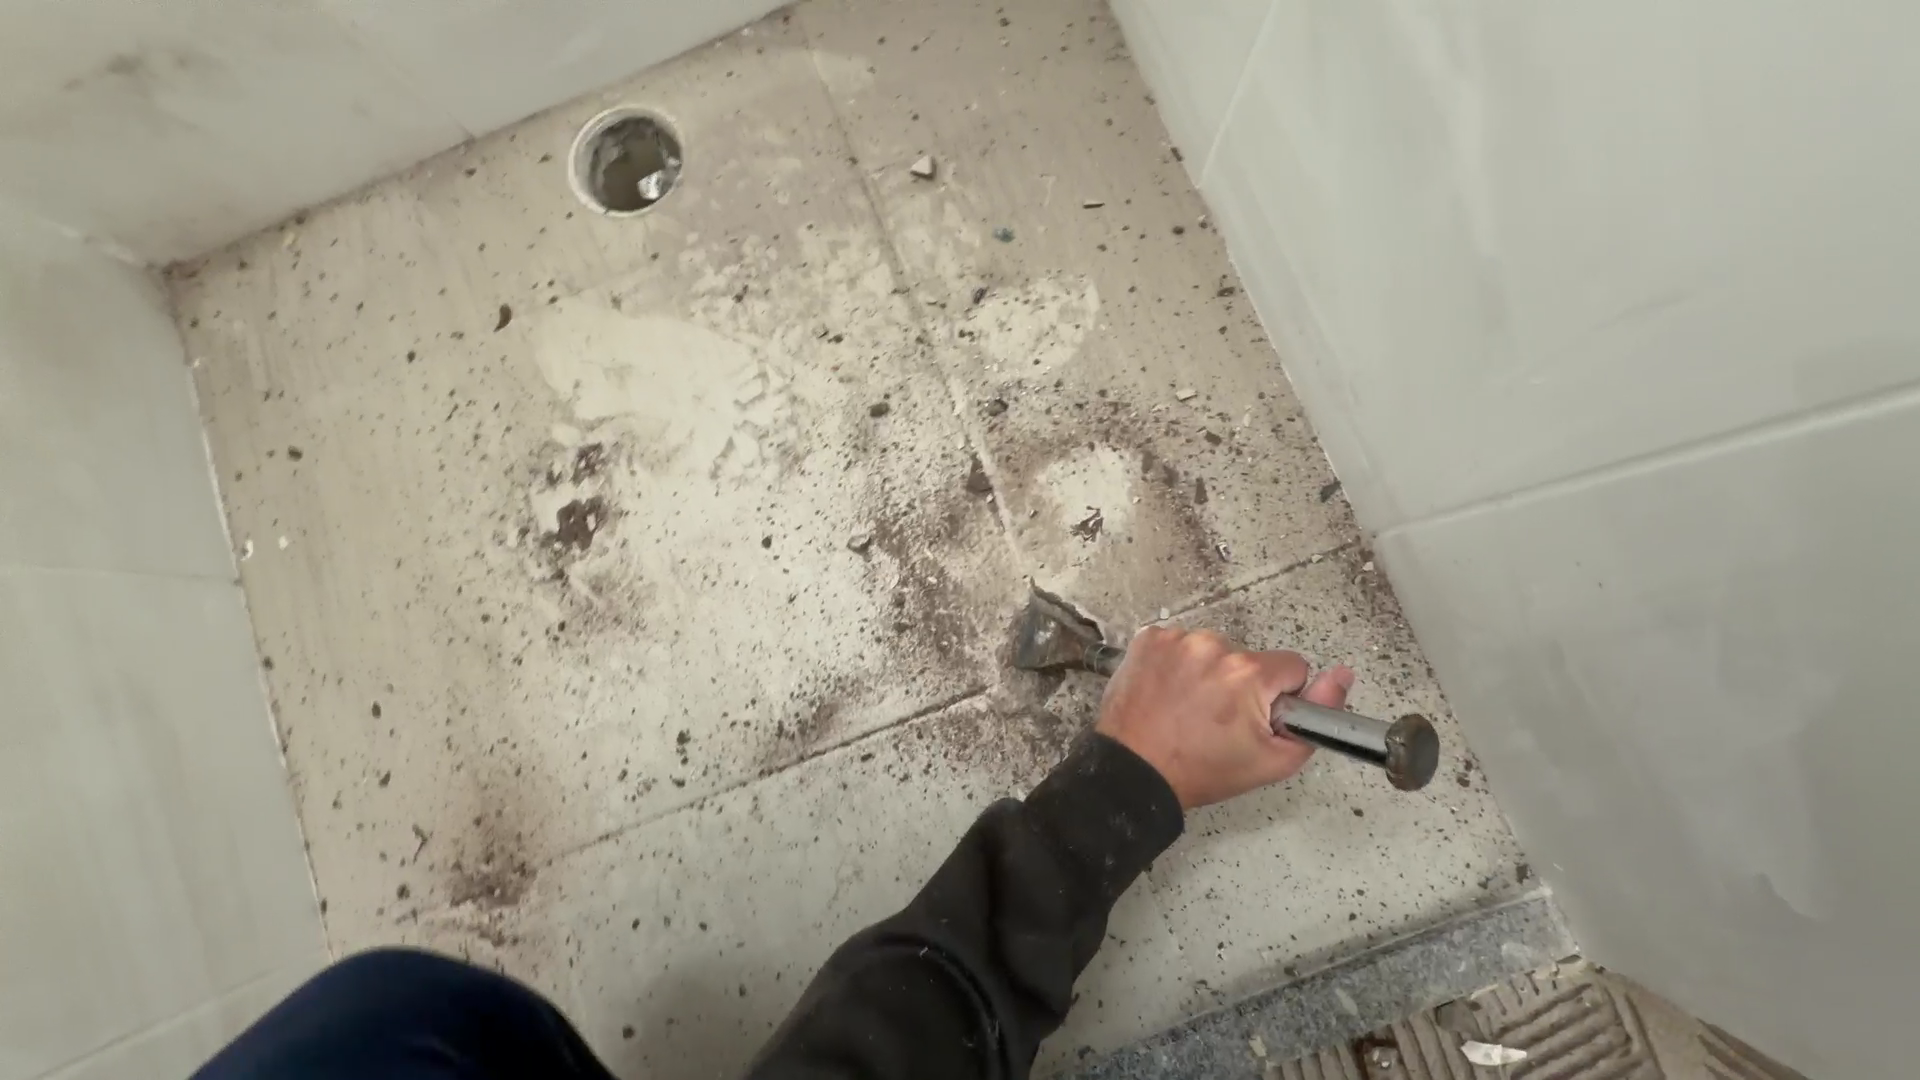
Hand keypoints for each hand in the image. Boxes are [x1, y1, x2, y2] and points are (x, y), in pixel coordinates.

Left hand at [1094, 625, 1353, 809]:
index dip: (1278, 695)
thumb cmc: (1198, 769)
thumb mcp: (1273, 759)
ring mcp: (1176, 640)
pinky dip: (1176, 664)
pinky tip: (1168, 692)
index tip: (1257, 715)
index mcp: (1248, 673)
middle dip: (1240, 684)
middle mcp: (1212, 646)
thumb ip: (1319, 715)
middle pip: (1247, 658)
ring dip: (1206, 672)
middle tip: (1217, 718)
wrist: (1134, 769)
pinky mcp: (1148, 639)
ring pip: (1212, 650)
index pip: (1291, 666)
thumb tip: (1342, 676)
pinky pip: (1178, 645)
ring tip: (1188, 707)